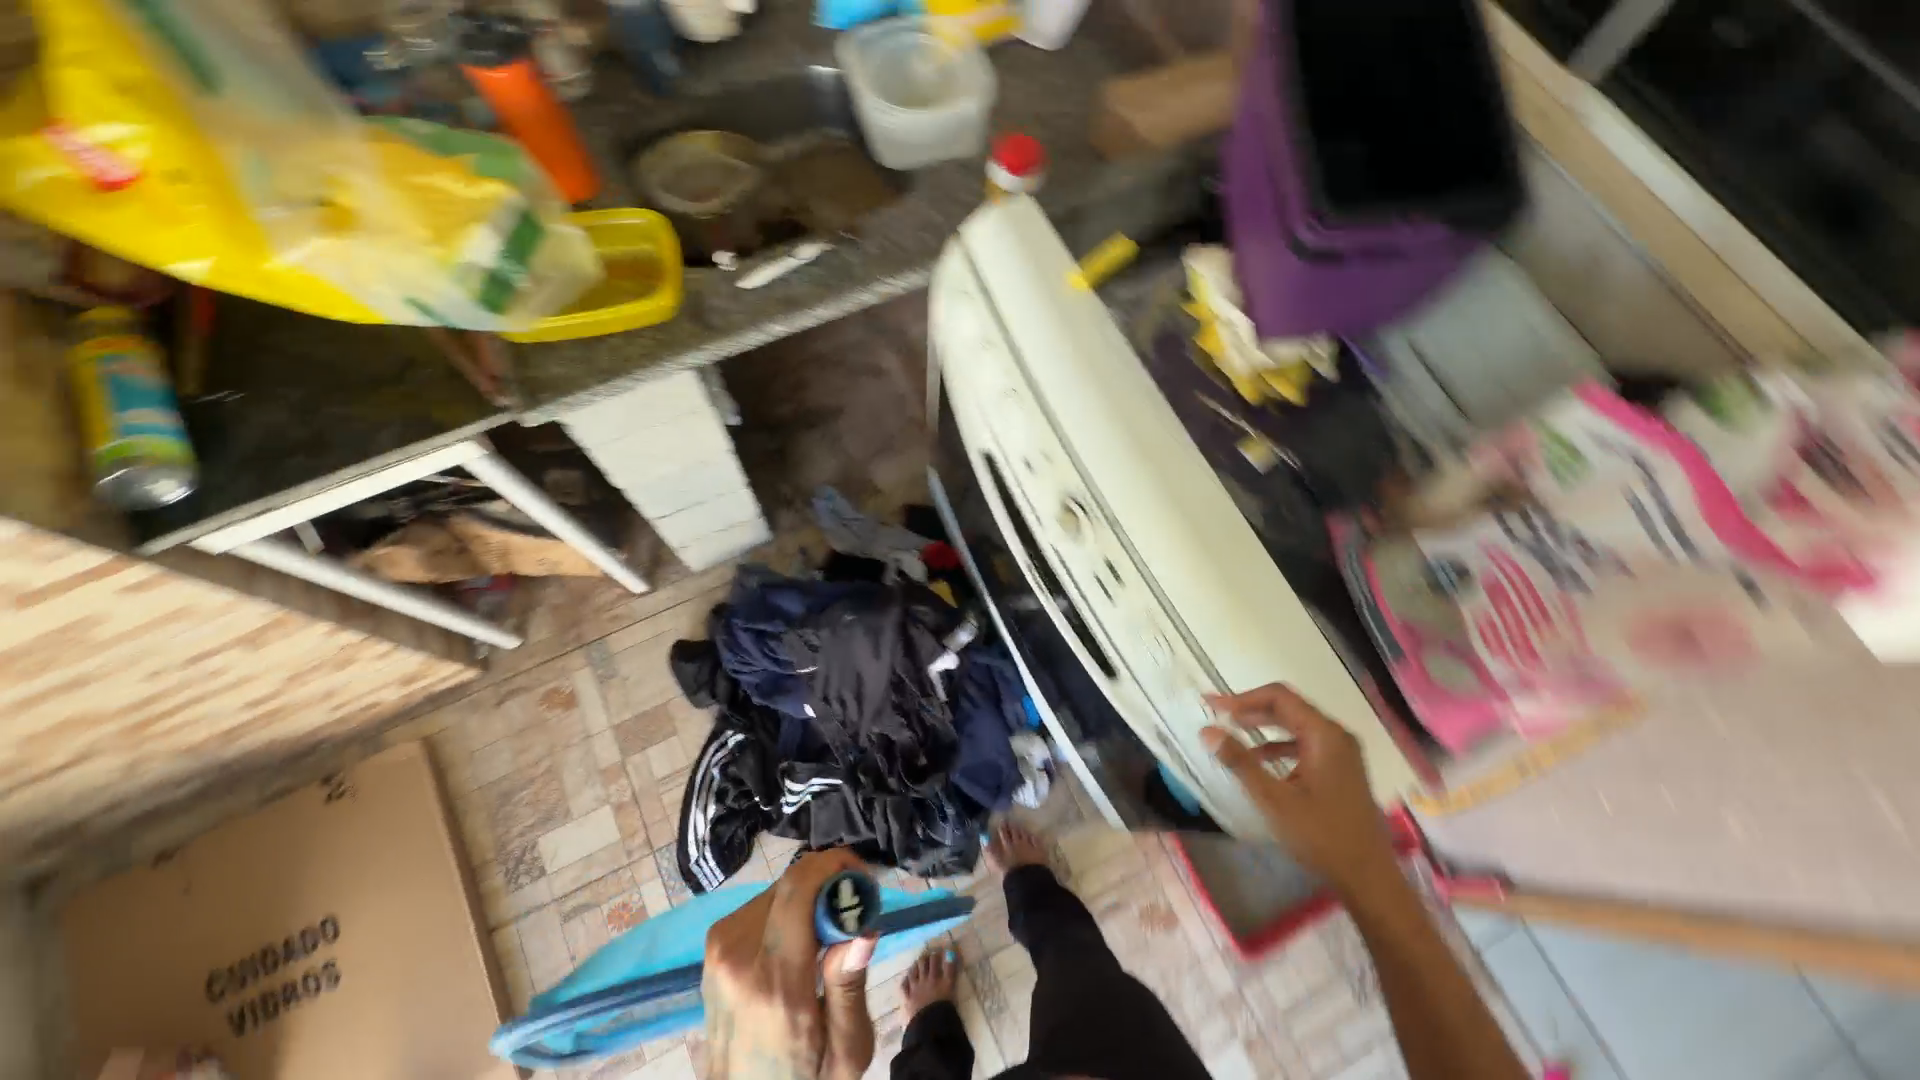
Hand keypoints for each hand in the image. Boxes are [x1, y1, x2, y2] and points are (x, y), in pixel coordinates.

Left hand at [704, 850, 877, 1079]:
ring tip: (830, 931)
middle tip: (856, 906)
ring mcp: (718, 952)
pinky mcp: (712, 951)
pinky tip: (801, 941)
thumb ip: (851, 988)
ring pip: (775, 893)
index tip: (865, 877)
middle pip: (789, 885)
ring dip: (808, 899)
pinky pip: (759, 909)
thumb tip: (863, 928)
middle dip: (828, 883)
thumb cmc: (804, 1079)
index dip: (834, 865)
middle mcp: (737, 957)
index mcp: (774, 982)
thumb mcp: (846, 1053)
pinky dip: (786, 912)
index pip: (797, 891)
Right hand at [1202, 683, 1399, 895]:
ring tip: (1233, 733)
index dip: (1242, 698)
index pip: (1279, 697)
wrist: (1367, 875)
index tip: (1212, 706)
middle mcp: (1336, 736)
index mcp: (1324, 734)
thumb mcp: (1273, 798)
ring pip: (1296, 726)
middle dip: (1250, 709)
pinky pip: (1305, 744)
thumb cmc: (1320, 835)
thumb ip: (1240, 761)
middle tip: (1217, 715)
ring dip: (1263, 726)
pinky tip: (1260, 760)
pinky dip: (1279, 745)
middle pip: (1288, 707)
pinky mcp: (1341, 769)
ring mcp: (1342, 753)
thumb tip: (1207, 731)